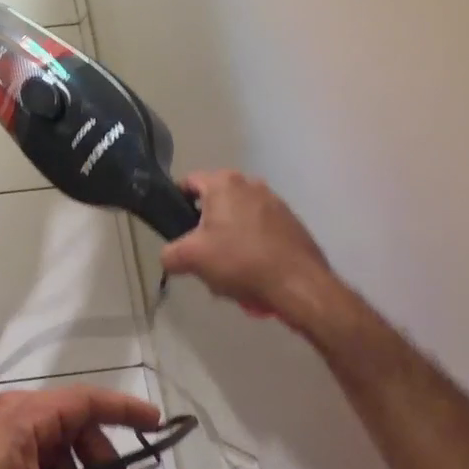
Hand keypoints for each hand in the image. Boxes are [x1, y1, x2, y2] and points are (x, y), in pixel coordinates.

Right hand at [161, 170, 334, 328]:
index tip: (177, 228)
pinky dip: (254, 246)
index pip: (189, 183)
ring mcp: (276, 202)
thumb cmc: (240, 260)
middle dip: (207, 227)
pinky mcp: (293, 223)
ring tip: (230, 270)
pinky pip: (262, 230)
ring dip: (231, 238)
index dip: (177, 203)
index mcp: (223, 182)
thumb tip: (169, 257)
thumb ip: (170, 254)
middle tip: (203, 254)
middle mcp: (250, 184)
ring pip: (239, 218)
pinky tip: (254, 273)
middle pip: (216, 203)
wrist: (300, 285)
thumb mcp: (192, 259)